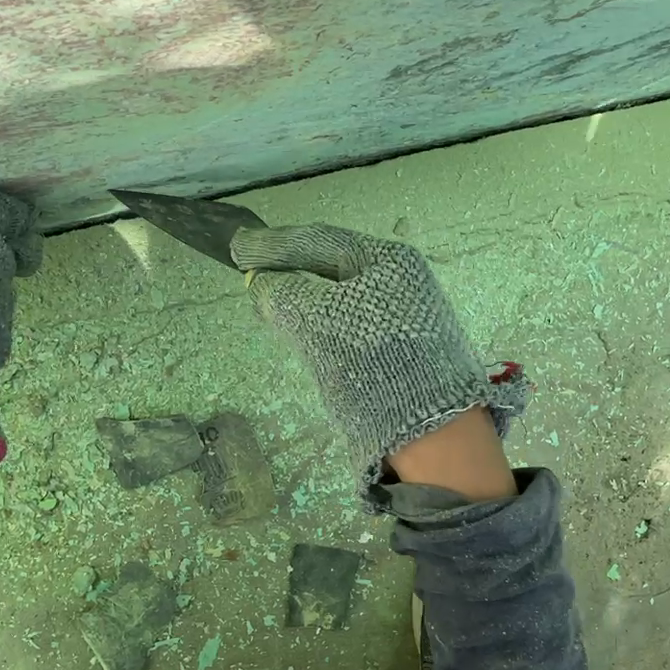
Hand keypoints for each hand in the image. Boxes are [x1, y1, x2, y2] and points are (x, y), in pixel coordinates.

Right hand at [230, 224, 525, 500]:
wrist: (430, 429)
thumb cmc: (373, 361)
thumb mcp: (317, 320)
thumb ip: (283, 294)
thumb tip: (263, 283)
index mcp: (389, 260)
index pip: (320, 240)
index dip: (274, 244)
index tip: (239, 250)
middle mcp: (402, 281)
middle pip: (334, 268)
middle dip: (290, 271)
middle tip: (253, 277)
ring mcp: (406, 317)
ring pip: (343, 300)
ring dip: (305, 301)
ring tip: (272, 307)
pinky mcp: (404, 350)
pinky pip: (353, 326)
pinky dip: (323, 325)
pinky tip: (306, 336)